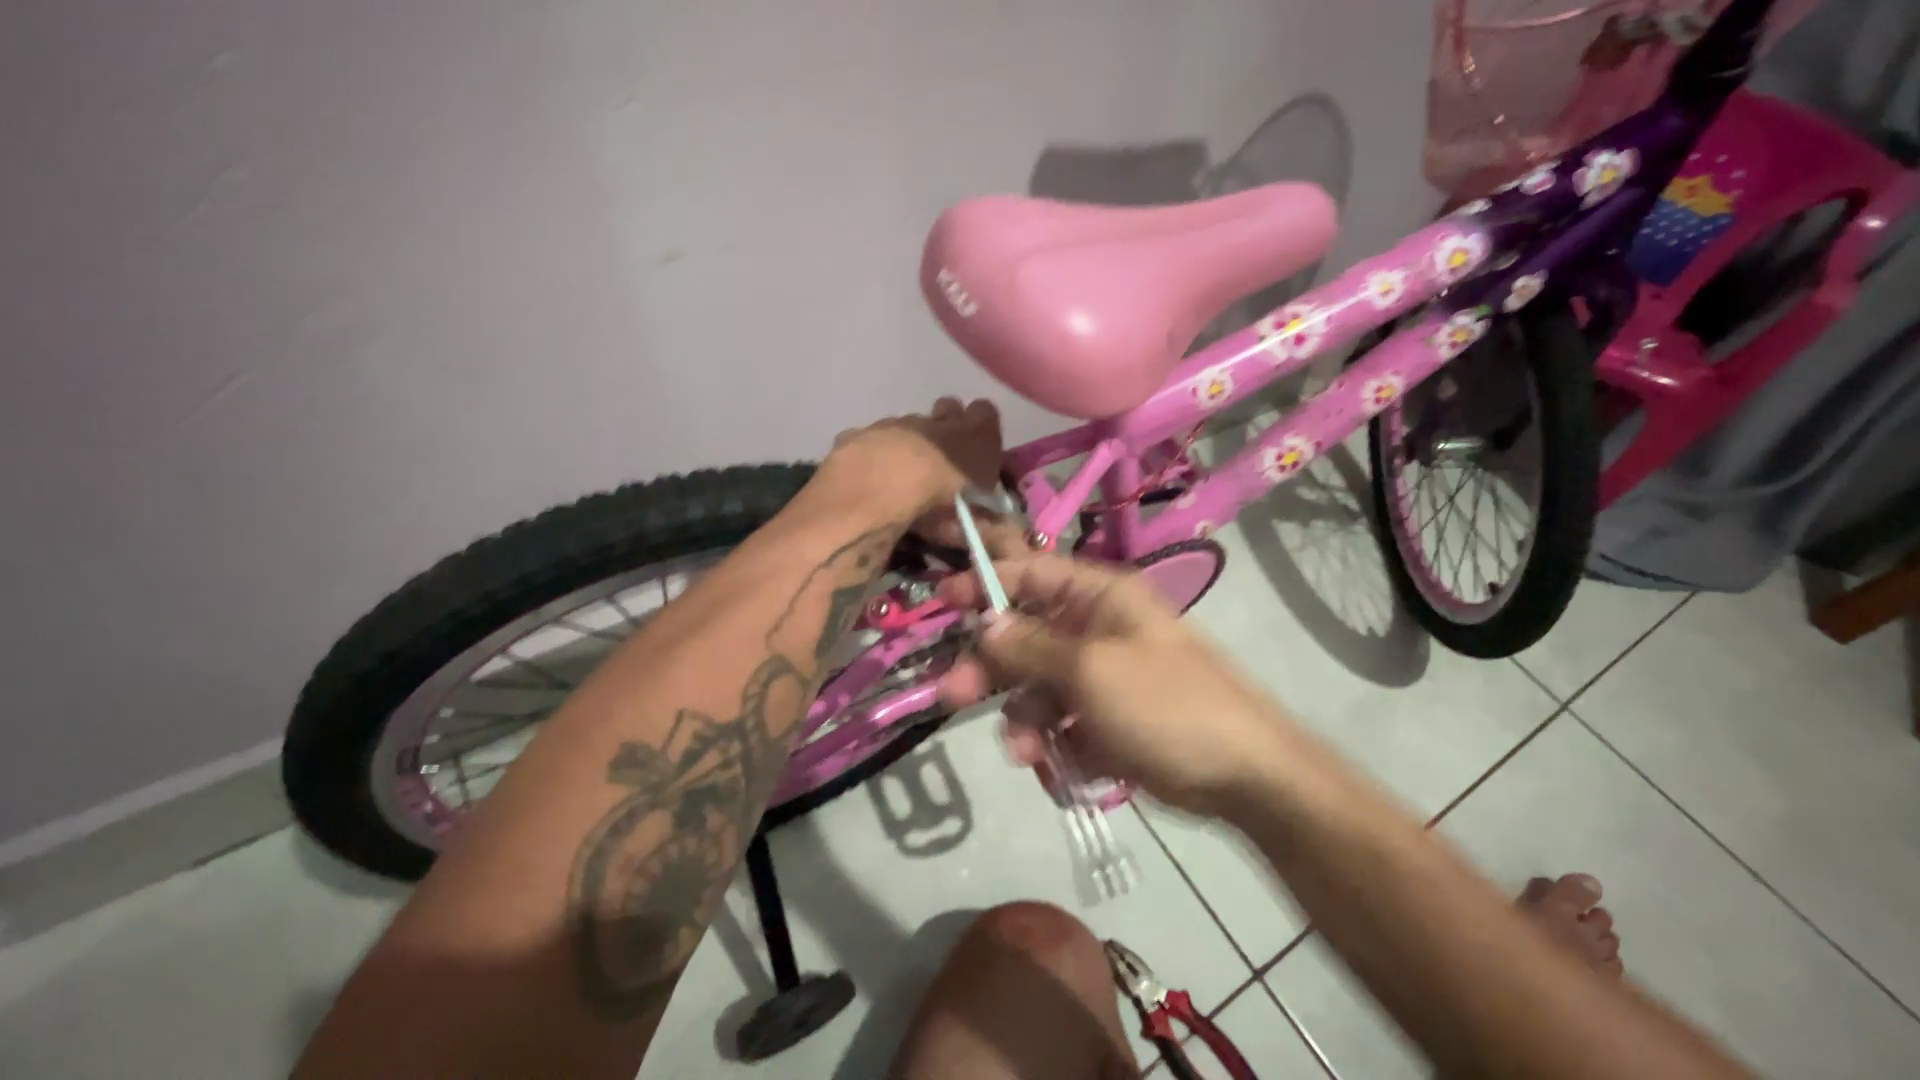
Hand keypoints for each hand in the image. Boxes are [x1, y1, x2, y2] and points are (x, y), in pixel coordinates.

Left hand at [825, 397, 1015, 548]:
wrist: (880, 490)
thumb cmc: (939, 502)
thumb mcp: (973, 516)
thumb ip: (983, 512)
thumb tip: (990, 523)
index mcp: (973, 434)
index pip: (986, 413)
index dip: (981, 427)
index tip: (977, 448)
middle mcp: (937, 420)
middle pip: (946, 408)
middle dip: (944, 427)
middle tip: (940, 458)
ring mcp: (896, 423)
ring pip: (906, 423)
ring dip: (907, 442)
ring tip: (899, 474)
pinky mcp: (860, 433)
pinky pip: (869, 437)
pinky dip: (870, 452)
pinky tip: (866, 476)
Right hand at [936, 553, 1292, 816]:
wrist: (1245, 775)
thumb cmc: (1168, 705)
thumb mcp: (1091, 670)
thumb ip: (1030, 645)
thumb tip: (984, 622)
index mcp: (1101, 598)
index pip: (1031, 573)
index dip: (985, 584)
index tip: (941, 606)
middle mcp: (1097, 630)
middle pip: (1024, 635)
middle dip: (992, 666)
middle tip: (954, 695)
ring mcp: (1102, 678)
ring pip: (1035, 687)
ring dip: (1022, 717)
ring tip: (1027, 752)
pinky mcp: (1106, 722)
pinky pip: (1058, 723)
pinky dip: (1050, 744)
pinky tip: (1054, 768)